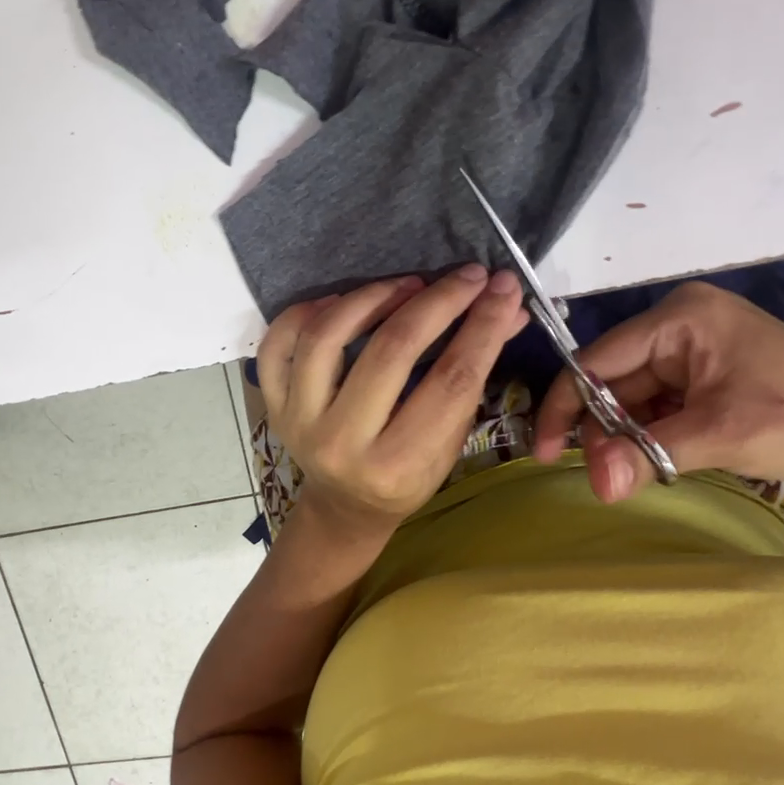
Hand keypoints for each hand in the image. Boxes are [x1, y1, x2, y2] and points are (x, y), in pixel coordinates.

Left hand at [255, 265, 529, 538]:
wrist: (345, 508)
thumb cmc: (407, 478)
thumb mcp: (448, 442)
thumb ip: (475, 377)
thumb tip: (509, 307)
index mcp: (397, 466)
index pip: (450, 383)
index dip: (481, 327)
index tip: (502, 287)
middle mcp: (342, 445)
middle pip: (391, 352)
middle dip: (436, 303)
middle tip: (464, 276)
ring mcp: (300, 423)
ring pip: (328, 338)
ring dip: (372, 297)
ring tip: (407, 284)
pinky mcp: (274, 407)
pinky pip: (278, 346)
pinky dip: (307, 313)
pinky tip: (342, 301)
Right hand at [533, 282, 783, 501]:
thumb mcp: (720, 435)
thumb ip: (649, 455)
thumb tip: (597, 487)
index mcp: (681, 319)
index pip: (596, 361)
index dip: (566, 408)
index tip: (547, 454)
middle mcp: (678, 327)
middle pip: (609, 382)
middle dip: (602, 430)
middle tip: (604, 476)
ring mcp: (689, 351)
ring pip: (628, 399)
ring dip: (624, 438)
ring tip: (635, 472)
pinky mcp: (699, 377)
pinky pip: (652, 407)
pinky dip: (645, 437)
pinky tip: (655, 460)